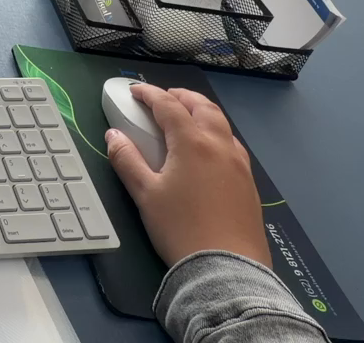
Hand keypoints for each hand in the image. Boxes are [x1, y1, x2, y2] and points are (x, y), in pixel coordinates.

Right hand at [105, 83, 269, 265]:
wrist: (228, 271)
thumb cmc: (180, 228)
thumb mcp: (144, 193)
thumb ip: (126, 159)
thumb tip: (113, 135)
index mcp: (192, 143)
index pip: (168, 105)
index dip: (149, 94)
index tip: (134, 92)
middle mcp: (220, 147)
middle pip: (203, 107)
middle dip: (182, 96)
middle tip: (163, 98)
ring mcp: (240, 166)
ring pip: (223, 125)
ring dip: (202, 114)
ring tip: (185, 120)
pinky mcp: (250, 185)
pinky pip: (233, 146)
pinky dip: (216, 134)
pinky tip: (206, 151)